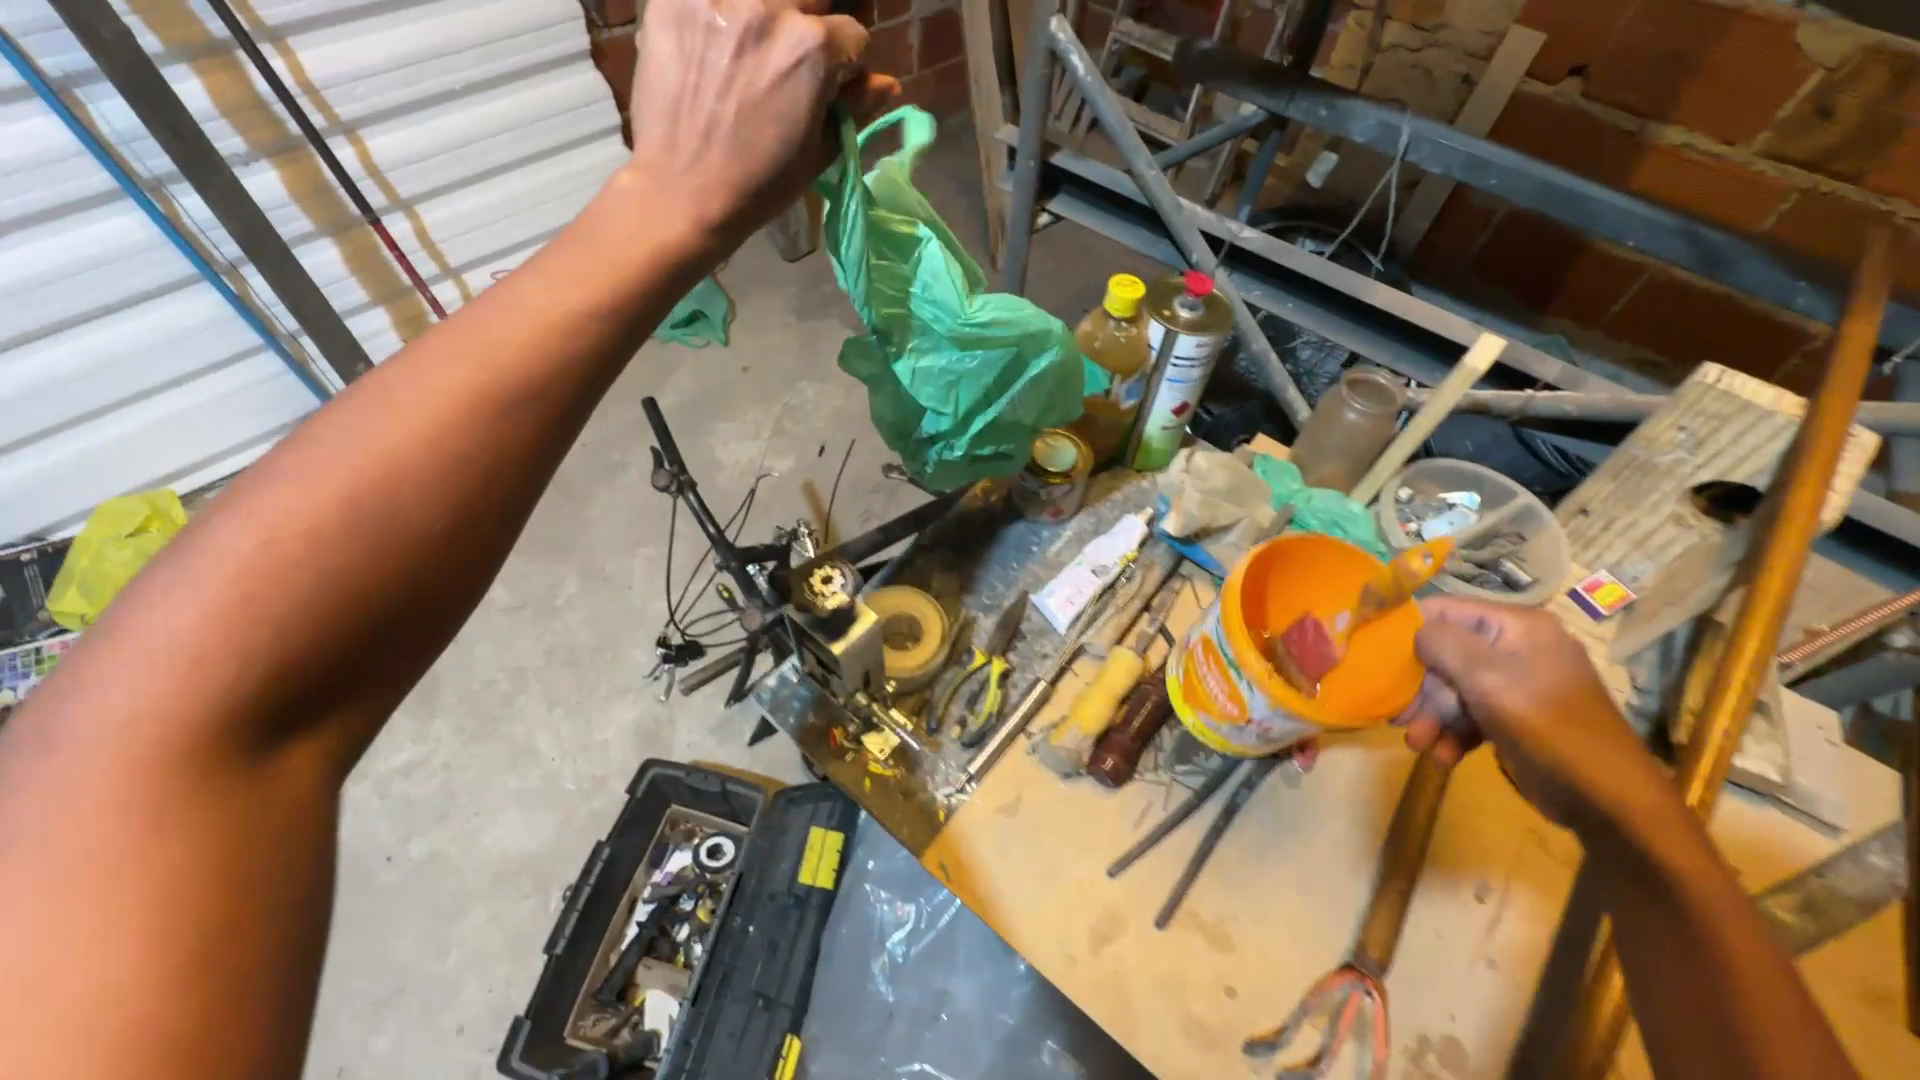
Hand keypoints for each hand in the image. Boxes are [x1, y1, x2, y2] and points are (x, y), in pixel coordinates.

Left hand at [623, 0, 900, 248]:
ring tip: (751, 52)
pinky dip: (718, 14)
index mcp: (813, 47)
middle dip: (811, 25)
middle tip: (790, 60)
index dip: (847, 64)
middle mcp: (768, 7)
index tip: (831, 85)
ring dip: (766, 16)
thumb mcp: (819, 151)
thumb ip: (854, 107)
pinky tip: (713, 44)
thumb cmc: (760, 183)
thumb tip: (887, 83)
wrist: (683, 192)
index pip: (854, 32)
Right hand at [1397, 596, 1668, 832]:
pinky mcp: (1515, 718)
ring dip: (1431, 718)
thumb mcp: (1488, 679)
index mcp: (1516, 626)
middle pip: (1445, 655)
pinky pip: (1471, 716)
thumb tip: (1413, 631)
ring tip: (1418, 745)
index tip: (1374, 658)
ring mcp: (1517, 685)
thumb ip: (1443, 644)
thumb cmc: (1547, 728)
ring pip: (1453, 690)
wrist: (1608, 800)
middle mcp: (1516, 648)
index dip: (1407, 631)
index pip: (1445, 610)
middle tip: (1398, 717)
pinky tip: (1444, 757)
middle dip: (1420, 689)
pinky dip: (1453, 735)